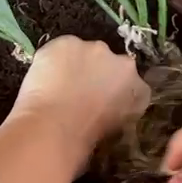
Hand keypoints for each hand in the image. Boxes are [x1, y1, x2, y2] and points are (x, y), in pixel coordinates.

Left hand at [7, 37, 149, 156]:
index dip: (116, 90)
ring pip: (84, 52)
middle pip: (109, 62)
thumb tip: (107, 107)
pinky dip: (54, 60)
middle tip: (80, 92)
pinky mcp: (65, 42)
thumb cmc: (84, 140)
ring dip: (76, 63)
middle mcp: (119, 61)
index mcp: (136, 87)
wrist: (53, 128)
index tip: (104, 100)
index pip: (133, 84)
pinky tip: (45, 77)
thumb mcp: (114, 130)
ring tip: (59, 85)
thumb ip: (118, 110)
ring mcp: (91, 48)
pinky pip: (61, 49)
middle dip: (97, 72)